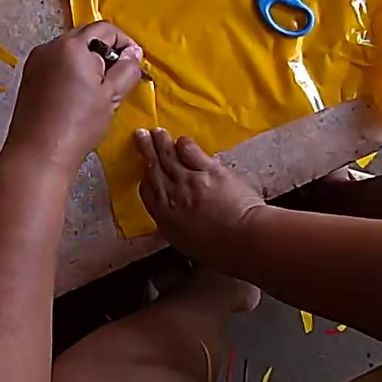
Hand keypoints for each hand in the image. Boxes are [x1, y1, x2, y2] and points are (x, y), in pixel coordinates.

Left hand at [3, 21, 144, 171]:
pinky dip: (73, 72)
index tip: (134, 64)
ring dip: (89, 63)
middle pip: (86, 37)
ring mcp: (37, 62)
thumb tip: (133, 53)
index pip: (106, 29)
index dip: (125, 43)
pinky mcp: (30, 77)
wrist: (39, 153)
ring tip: (99, 91)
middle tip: (118, 79)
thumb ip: (127, 69)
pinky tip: (79, 97)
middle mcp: (50, 47)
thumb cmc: (80, 123)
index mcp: (73, 47)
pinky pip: (58, 65)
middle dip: (106, 53)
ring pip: (72, 52)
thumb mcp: (112, 96)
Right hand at [135, 128, 267, 260]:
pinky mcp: (208, 170)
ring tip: (157, 132)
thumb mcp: (188, 243)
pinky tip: (183, 140)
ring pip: (169, 156)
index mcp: (165, 217)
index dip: (145, 176)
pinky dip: (185, 144)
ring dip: (161, 142)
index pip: (148, 191)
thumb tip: (178, 219)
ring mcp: (189, 180)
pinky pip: (191, 152)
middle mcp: (172, 195)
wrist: (242, 239)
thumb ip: (178, 226)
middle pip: (154, 168)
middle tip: (140, 135)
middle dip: (146, 150)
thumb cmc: (220, 250)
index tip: (144, 168)